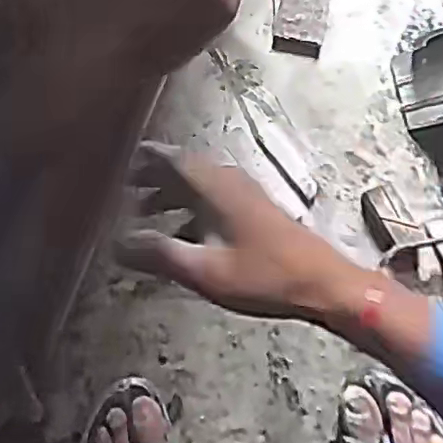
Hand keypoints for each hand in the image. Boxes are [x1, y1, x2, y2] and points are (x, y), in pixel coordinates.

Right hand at [116, 142, 379, 324]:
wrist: (325, 284)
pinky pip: (210, 196)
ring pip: (196, 183)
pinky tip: (181, 234)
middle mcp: (227, 180)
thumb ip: (160, 254)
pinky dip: (189, 206)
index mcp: (214, 185)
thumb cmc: (266, 275)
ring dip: (169, 192)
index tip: (118, 161)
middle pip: (181, 168)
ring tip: (144, 210)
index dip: (142, 159)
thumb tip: (118, 245)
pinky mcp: (253, 208)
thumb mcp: (206, 270)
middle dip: (151, 176)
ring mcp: (243, 192)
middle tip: (124, 186)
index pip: (169, 158)